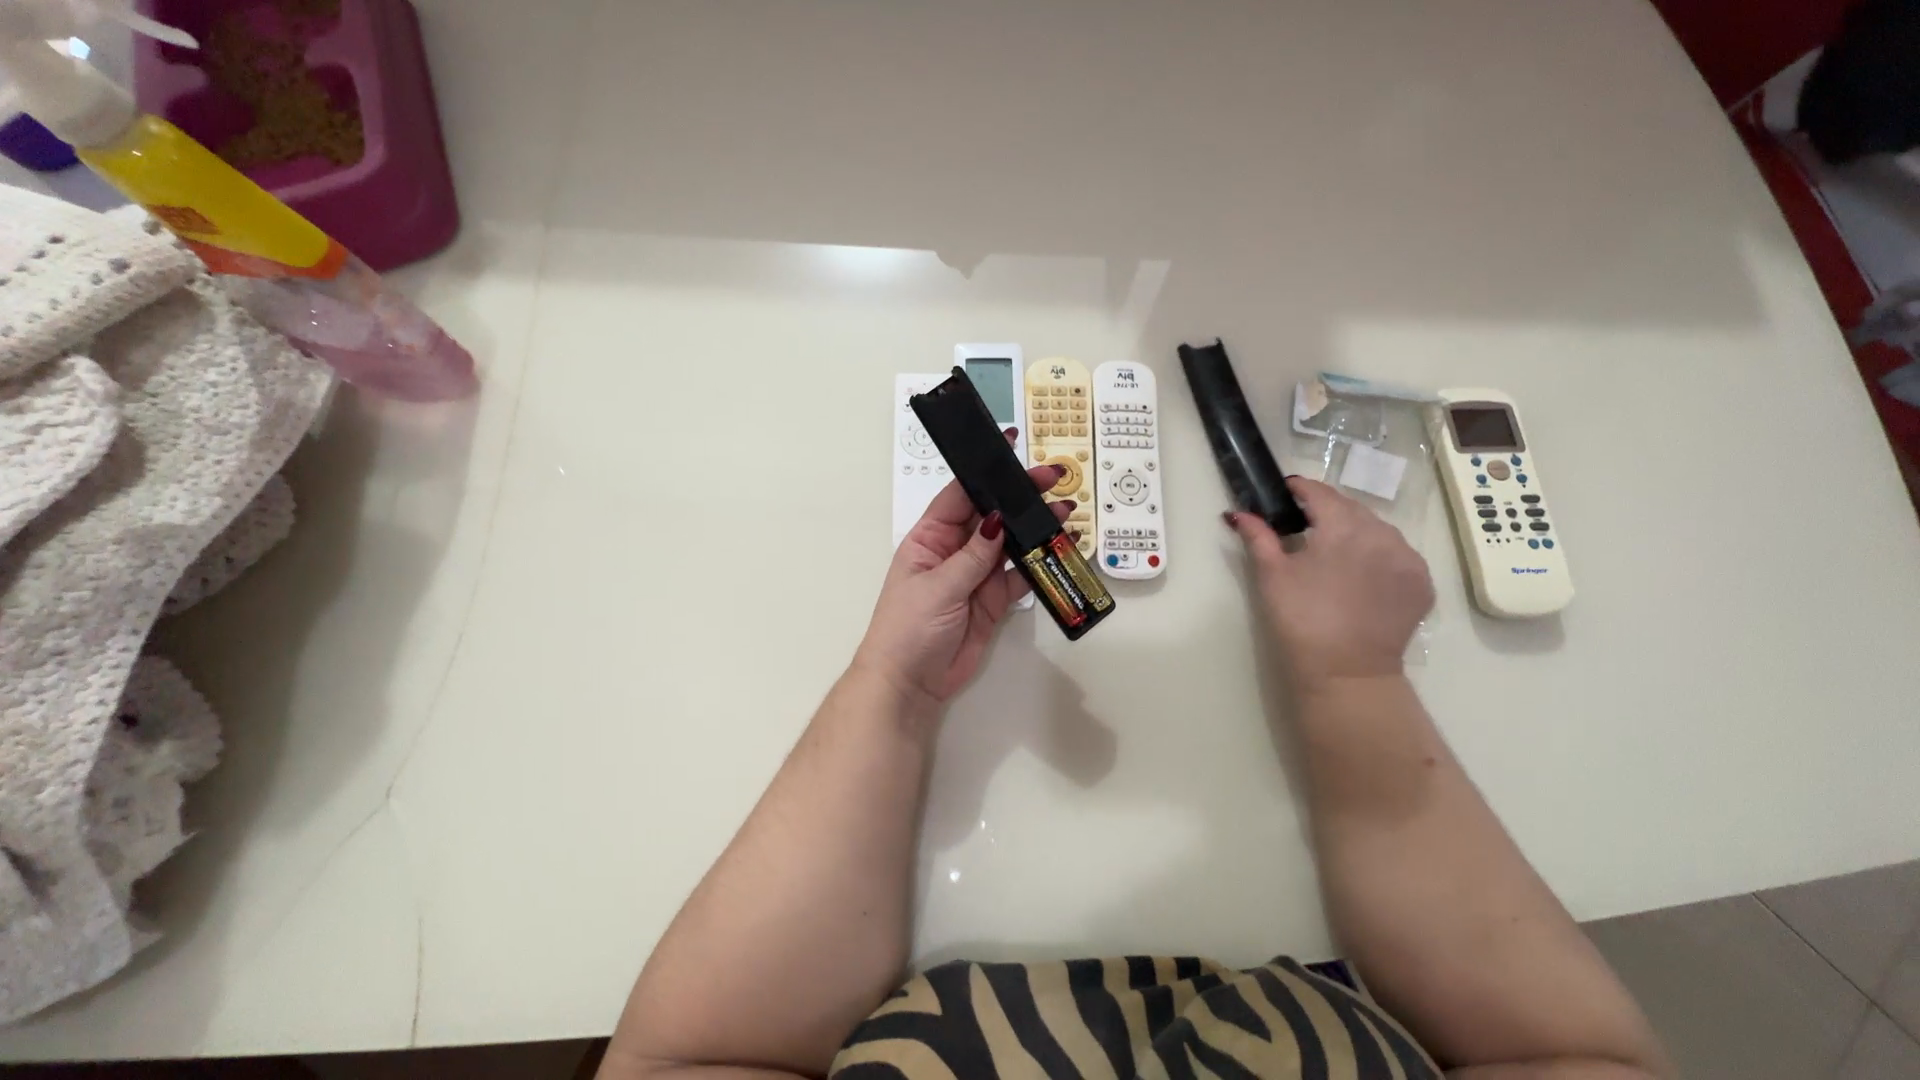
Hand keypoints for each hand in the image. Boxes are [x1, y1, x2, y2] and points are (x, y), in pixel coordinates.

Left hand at [853, 439, 1072, 716]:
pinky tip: (1059, 547)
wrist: (910, 685)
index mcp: (929, 538)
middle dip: (1019, 497)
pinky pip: (1019, 575)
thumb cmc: (907, 629)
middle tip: (1053, 479)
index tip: (1011, 451)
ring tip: (1066, 512)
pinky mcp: (993, 602)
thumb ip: (973, 556)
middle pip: (991, 515)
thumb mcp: (937, 587)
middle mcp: (954, 551)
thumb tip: (997, 521)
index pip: (959, 496)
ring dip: (1034, 528)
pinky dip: (1039, 563)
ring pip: (1010, 544)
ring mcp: (975, 576)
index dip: (984, 474)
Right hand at [1225, 478, 1434, 691]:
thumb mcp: (1272, 575)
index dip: (1300, 489)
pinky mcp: (1422, 582)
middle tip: (1305, 527)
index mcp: (1343, 526)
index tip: (1286, 493)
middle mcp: (1383, 533)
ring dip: (1356, 532)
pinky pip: (1399, 556)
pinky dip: (1380, 556)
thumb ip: (1258, 536)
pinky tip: (1362, 576)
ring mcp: (1408, 558)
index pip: (1320, 493)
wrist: (1346, 671)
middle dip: (1328, 512)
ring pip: (1378, 530)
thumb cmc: (1301, 619)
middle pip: (1351, 509)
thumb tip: (1239, 513)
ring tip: (1336, 554)